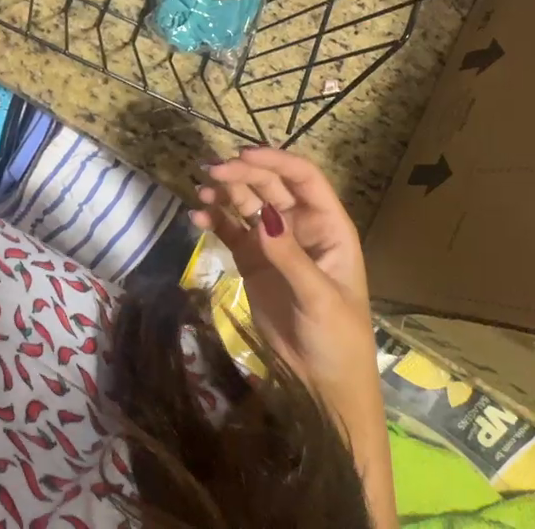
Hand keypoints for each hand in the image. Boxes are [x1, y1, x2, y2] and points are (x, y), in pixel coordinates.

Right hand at [191, 148, 375, 420]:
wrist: (321, 380)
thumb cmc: (337, 337)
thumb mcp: (319, 298)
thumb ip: (290, 256)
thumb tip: (262, 216)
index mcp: (329, 228)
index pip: (303, 179)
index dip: (275, 161)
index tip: (241, 155)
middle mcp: (300, 227)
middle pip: (269, 185)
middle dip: (241, 173)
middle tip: (209, 171)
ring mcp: (272, 242)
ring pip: (245, 202)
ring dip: (223, 192)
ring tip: (200, 191)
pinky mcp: (250, 259)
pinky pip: (229, 229)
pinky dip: (213, 219)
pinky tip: (197, 217)